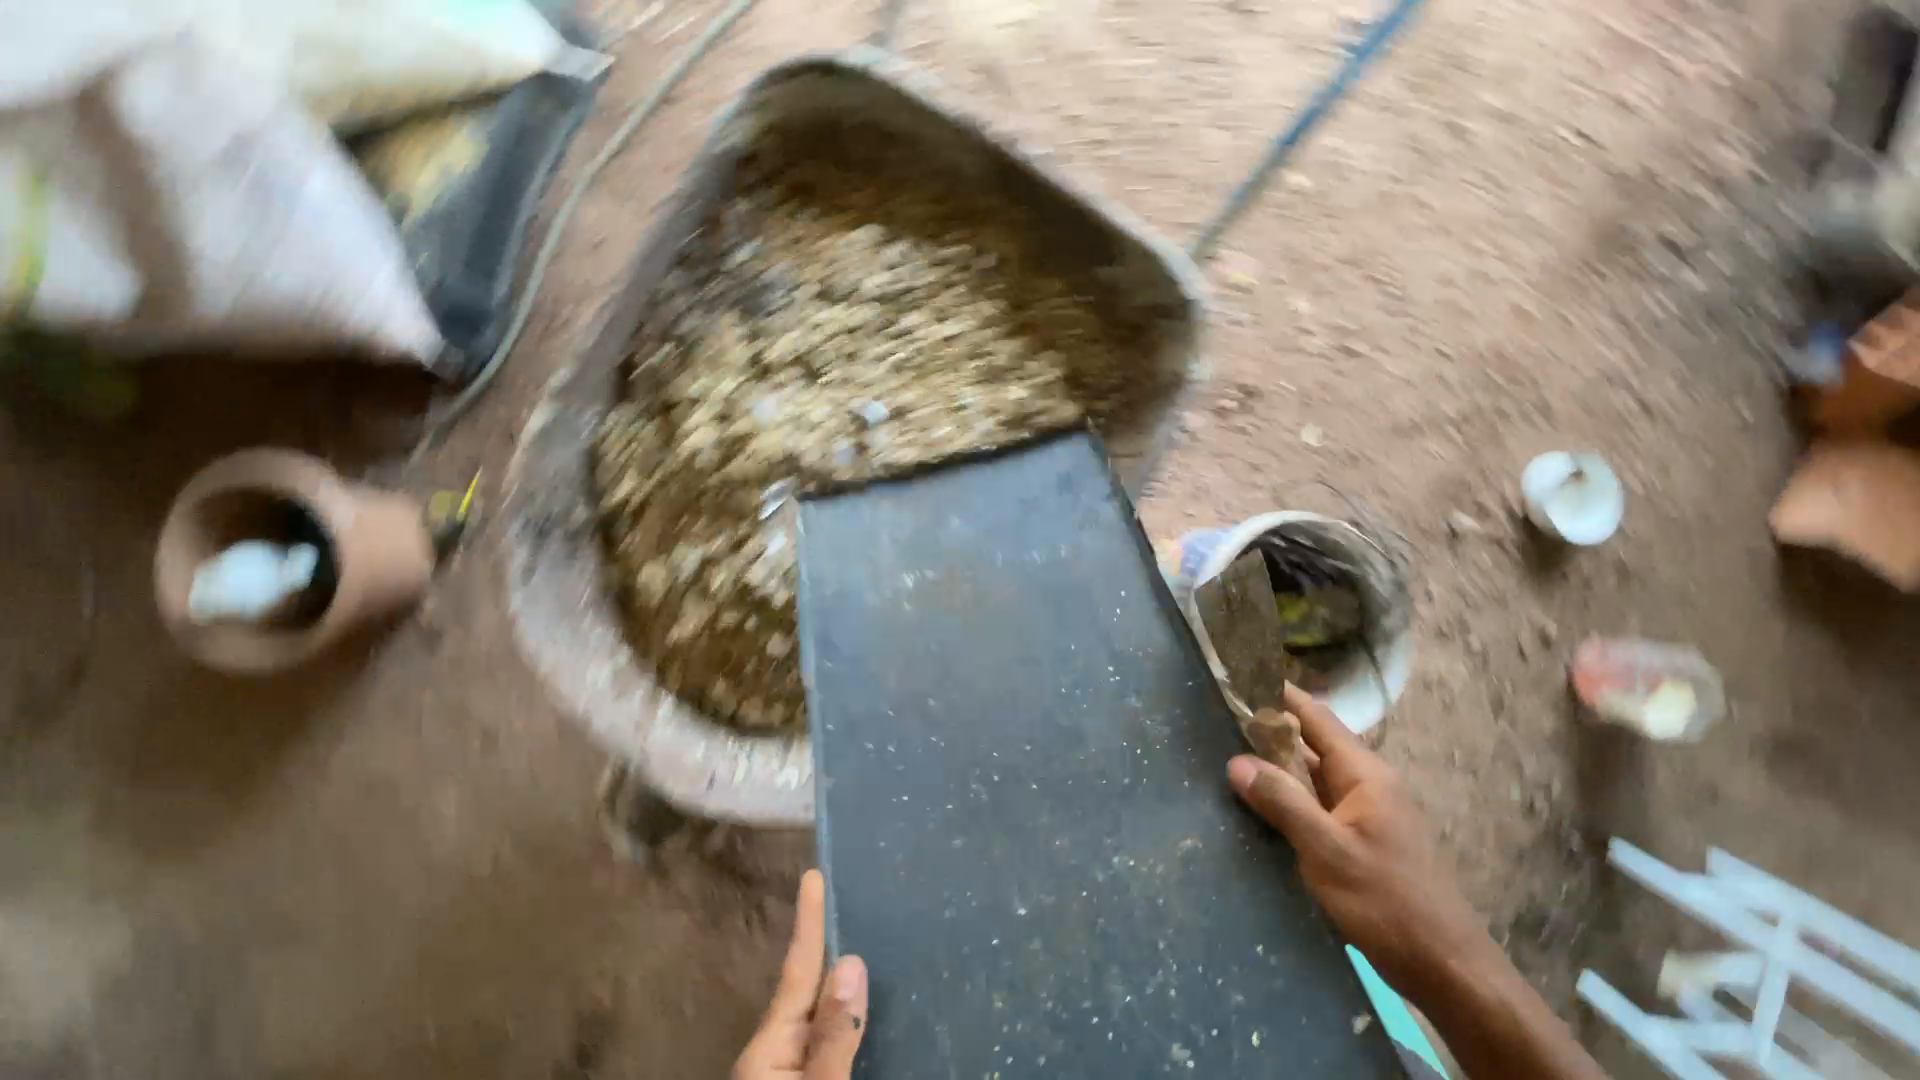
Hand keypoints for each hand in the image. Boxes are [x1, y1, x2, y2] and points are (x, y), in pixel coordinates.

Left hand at [733, 870, 868, 1079]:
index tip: (813, 873)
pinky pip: (832, 1039)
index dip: (809, 921)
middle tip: (851, 895)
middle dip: (829, 943)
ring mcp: (790, 1068)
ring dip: (843, 981)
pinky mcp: (809, 1078)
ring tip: (869, 941)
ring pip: (823, 1014)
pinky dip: (848, 1016)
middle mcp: (777, 1050)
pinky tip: (868, 1009)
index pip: (798, 970)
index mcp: (770, 1044)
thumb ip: (833, 1034)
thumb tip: (852, 962)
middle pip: (810, 987)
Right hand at [1226, 685, 1491, 998]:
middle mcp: (1367, 784)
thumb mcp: (1326, 850)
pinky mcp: (1361, 841)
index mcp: (1364, 774)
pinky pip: (1317, 806)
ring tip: (1226, 759)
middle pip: (1311, 745)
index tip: (1239, 677)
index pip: (1316, 717)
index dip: (1280, 695)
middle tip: (1216, 721)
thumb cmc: (1386, 901)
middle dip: (1268, 732)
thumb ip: (1282, 802)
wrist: (1444, 966)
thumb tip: (1237, 761)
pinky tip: (1259, 811)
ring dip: (1275, 769)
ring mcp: (1366, 814)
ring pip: (1312, 778)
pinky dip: (1288, 800)